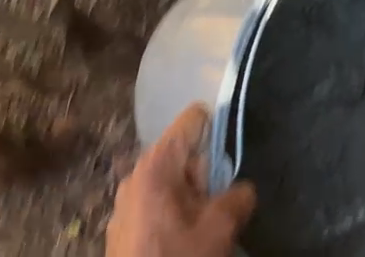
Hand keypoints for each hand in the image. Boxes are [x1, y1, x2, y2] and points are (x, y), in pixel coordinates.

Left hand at [105, 103, 255, 256]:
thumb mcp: (219, 228)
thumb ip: (238, 196)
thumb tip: (242, 189)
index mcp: (157, 163)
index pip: (193, 119)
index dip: (218, 129)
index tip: (231, 157)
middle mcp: (135, 174)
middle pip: (184, 155)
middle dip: (205, 177)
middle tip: (215, 207)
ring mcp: (125, 202)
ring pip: (172, 184)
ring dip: (191, 201)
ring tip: (200, 230)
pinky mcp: (122, 229)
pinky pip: (157, 206)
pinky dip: (173, 216)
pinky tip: (181, 243)